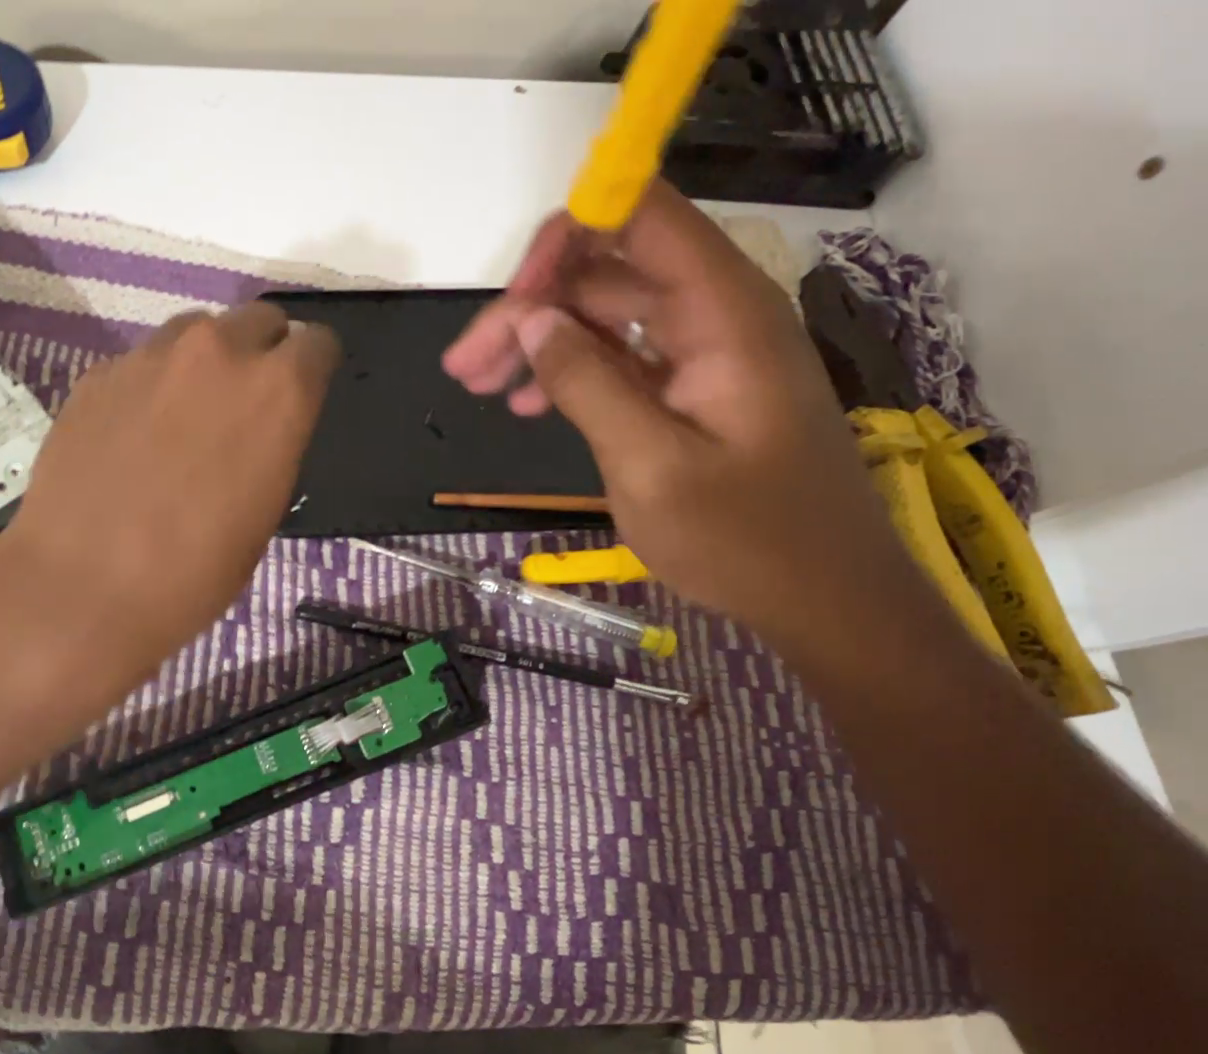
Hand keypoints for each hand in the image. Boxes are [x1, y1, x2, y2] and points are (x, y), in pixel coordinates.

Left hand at [0, 303, 339, 679]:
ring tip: (183, 415)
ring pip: (194, 332)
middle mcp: (219, 353)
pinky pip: (141, 362)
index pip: (318, 344)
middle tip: (243, 403)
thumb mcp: (263, 511)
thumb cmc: (195, 572)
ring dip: (203, 361)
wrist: (84, 586)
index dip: (312, 368)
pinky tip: (131, 435)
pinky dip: (149, 385)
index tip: (300, 394)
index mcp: (278, 390)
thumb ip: (271, 445)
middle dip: (261, 351)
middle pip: (257, 320)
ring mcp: (151, 357)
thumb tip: (258, 427)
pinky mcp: (98, 373)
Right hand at [443, 182, 917, 642]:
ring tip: (478, 386)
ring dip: (538, 340)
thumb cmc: (746, 539)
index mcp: (722, 311)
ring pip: (603, 312)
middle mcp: (715, 312)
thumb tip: (530, 318)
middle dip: (529, 305)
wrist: (825, 599)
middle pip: (607, 268)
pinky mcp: (693, 386)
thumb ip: (586, 383)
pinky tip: (526, 406)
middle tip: (465, 367)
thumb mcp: (650, 466)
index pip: (641, 216)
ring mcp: (704, 350)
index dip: (568, 232)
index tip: (511, 294)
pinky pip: (620, 355)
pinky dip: (569, 371)